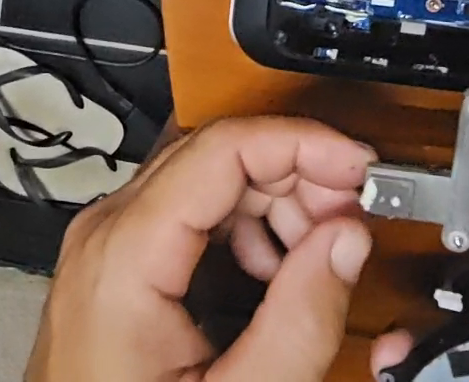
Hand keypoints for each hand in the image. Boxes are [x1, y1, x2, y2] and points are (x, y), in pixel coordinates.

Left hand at [24, 116, 376, 381]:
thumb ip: (298, 324)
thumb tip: (345, 240)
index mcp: (125, 253)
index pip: (223, 148)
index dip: (301, 143)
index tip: (357, 165)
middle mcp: (110, 228)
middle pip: (220, 155)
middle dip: (298, 177)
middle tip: (350, 218)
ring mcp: (112, 239)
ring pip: (212, 176)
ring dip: (278, 202)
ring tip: (317, 258)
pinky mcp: (123, 257)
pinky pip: (197, 210)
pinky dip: (250, 227)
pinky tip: (276, 274)